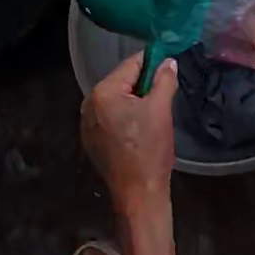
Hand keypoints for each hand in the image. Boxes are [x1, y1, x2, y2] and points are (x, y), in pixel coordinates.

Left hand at [80, 53, 177, 212]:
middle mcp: (89, 103)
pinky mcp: (91, 138)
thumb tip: (168, 61)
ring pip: (115, 99)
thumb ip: (164, 80)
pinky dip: (124, 115)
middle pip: (120, 82)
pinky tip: (140, 127)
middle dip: (142, 83)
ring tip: (155, 109)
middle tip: (164, 89)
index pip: (129, 65)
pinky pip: (109, 116)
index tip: (167, 60)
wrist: (137, 194)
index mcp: (103, 92)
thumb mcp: (160, 110)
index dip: (151, 61)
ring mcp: (87, 122)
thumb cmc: (149, 150)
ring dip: (134, 100)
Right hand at [213, 0, 254, 105]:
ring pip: (253, 40)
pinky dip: (238, 54)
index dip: (250, 3)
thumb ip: (248, 20)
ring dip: (236, 39)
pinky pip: (252, 55)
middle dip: (238, 23)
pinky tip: (220, 53)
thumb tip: (237, 14)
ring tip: (214, 38)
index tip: (231, 5)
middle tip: (219, 23)